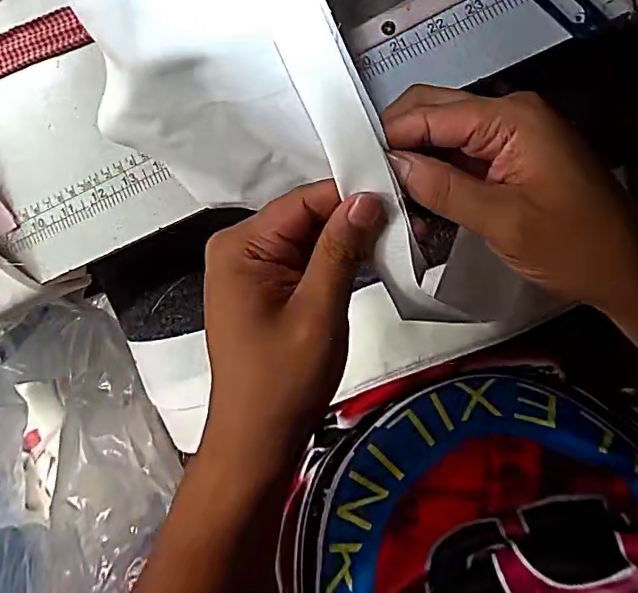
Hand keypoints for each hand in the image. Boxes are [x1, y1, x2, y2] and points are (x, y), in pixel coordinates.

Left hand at [200, 181, 382, 465]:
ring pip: (306, 235)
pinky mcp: (262, 284)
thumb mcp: (317, 313)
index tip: (391, 194)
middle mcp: (237, 247)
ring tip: (391, 236)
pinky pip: (301, 257)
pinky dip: (332, 258)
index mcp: (239, 246)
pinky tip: (365, 258)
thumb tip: (364, 200)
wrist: (256, 444)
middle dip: (349, 218)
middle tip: (400, 218)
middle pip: (303, 216)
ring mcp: (248, 266)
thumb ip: (340, 250)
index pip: (301, 202)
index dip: (347, 196)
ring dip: (345, 238)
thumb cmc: (280, 385)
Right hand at [382, 85, 637, 313]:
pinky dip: (438, 171)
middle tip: (370, 178)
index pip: (432, 113)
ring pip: (444, 131)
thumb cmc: (577, 247)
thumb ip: (443, 188)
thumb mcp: (503, 222)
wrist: (634, 273)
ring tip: (391, 193)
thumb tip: (392, 163)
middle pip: (435, 111)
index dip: (391, 136)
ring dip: (417, 158)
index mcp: (512, 117)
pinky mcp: (512, 152)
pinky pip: (462, 150)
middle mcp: (510, 112)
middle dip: (400, 142)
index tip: (358, 165)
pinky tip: (421, 199)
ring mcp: (512, 131)